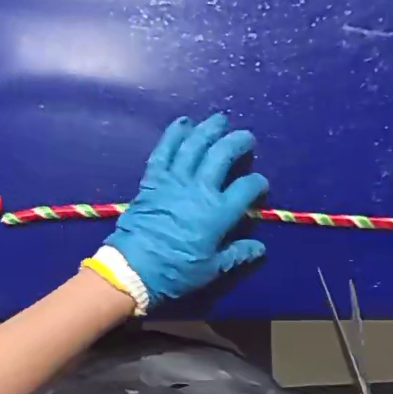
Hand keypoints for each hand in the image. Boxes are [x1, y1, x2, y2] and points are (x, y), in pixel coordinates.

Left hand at [102, 113, 268, 303]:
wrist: (133, 270)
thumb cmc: (176, 273)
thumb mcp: (212, 270)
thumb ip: (236, 255)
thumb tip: (259, 248)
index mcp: (219, 213)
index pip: (247, 187)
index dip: (257, 183)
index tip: (259, 184)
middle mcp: (200, 190)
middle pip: (223, 154)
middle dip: (238, 142)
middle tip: (246, 138)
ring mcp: (174, 181)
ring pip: (195, 145)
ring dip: (209, 129)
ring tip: (219, 120)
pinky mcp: (153, 180)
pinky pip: (164, 151)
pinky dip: (174, 134)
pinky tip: (183, 123)